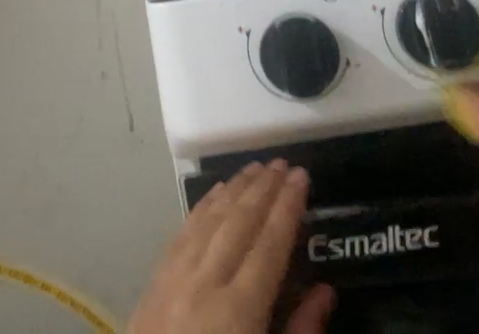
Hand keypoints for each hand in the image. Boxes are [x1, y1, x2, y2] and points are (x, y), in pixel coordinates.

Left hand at [130, 160, 336, 333]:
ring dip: (234, 190)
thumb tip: (325, 291)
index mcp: (239, 311)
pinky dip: (202, 207)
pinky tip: (216, 194)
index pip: (269, 243)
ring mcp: (174, 280)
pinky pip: (182, 232)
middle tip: (282, 162)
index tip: (301, 176)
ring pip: (208, 219)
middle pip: (239, 222)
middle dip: (263, 189)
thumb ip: (299, 332)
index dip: (288, 207)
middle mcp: (204, 284)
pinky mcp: (153, 284)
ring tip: (255, 168)